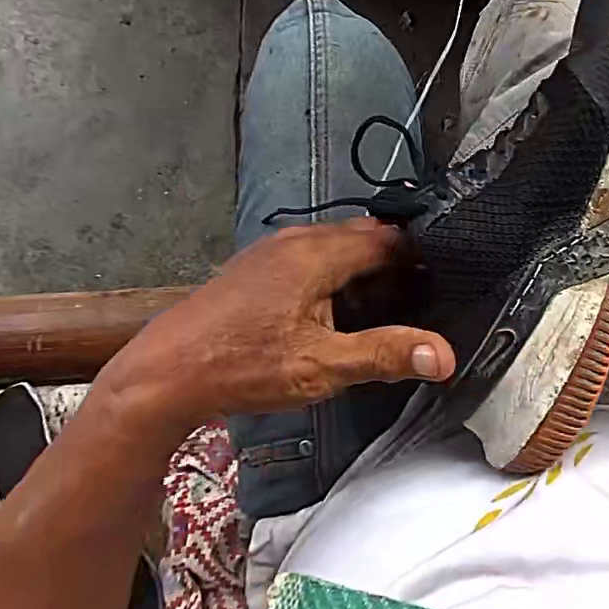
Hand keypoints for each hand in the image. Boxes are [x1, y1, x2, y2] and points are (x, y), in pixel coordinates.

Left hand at [87, 218, 454, 451]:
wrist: (163, 373)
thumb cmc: (244, 366)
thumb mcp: (321, 367)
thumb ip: (384, 354)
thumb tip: (444, 355)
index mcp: (318, 253)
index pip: (388, 238)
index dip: (418, 258)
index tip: (437, 285)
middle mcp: (297, 239)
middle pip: (364, 235)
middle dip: (393, 262)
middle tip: (413, 299)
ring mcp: (273, 248)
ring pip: (337, 243)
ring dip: (363, 266)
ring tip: (380, 305)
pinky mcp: (258, 264)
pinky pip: (312, 253)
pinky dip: (335, 270)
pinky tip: (333, 306)